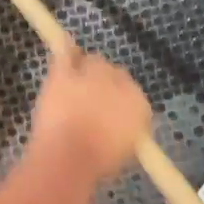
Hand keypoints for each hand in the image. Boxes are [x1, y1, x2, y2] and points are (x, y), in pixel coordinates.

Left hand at [29, 49, 150, 178]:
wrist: (69, 156)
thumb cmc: (99, 162)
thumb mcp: (124, 151)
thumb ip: (126, 131)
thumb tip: (121, 127)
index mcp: (138, 104)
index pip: (132, 92)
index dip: (118, 100)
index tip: (109, 112)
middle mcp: (120, 83)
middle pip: (115, 74)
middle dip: (105, 84)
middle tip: (92, 101)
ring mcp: (91, 75)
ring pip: (93, 62)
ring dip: (87, 69)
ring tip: (79, 80)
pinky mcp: (65, 74)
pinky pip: (67, 53)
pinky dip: (66, 48)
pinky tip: (64, 42)